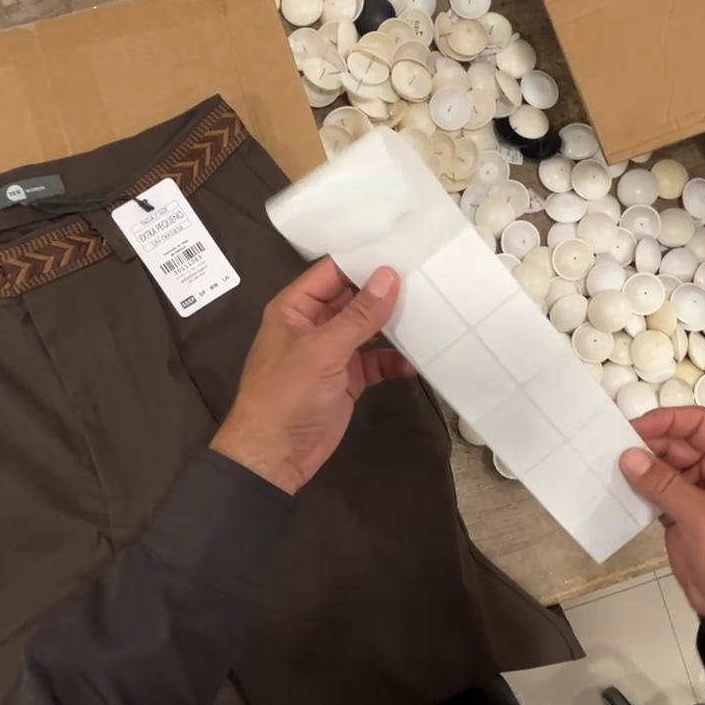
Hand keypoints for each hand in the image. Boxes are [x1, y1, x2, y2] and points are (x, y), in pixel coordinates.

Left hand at [210, 259, 414, 494]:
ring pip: (367, 330)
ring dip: (393, 326)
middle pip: (353, 299)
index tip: (401, 249)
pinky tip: (415, 362)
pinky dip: (392, 362)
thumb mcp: (323, 350)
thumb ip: (359, 314)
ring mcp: (331, 354)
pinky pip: (374, 363)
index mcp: (295, 308)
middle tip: (426, 277)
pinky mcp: (346, 380)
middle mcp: (313, 325)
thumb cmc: (287, 394)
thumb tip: (389, 276)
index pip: (332, 272)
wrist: (274, 455)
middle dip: (384, 292)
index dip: (363, 260)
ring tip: (429, 313)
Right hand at [619, 407, 704, 617]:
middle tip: (612, 449)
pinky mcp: (682, 513)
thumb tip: (628, 456)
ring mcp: (700, 493)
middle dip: (648, 444)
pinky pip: (657, 489)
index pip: (700, 426)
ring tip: (609, 464)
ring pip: (664, 466)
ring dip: (640, 465)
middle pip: (679, 443)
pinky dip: (638, 487)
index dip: (667, 421)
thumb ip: (665, 484)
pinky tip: (617, 485)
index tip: (633, 428)